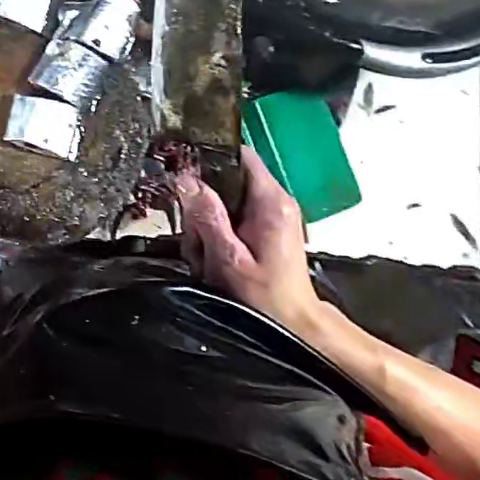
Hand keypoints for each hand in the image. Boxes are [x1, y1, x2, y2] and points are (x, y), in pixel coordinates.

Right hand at [174, 145, 326, 335]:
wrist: (294, 324)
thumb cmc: (266, 298)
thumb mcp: (229, 259)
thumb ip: (207, 217)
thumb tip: (186, 181)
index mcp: (271, 202)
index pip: (240, 155)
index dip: (210, 160)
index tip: (185, 178)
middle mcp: (275, 201)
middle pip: (226, 181)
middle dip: (202, 206)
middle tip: (198, 239)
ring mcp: (271, 214)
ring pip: (224, 201)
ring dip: (206, 225)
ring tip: (206, 255)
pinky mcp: (266, 227)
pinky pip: (231, 217)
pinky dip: (217, 234)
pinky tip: (214, 258)